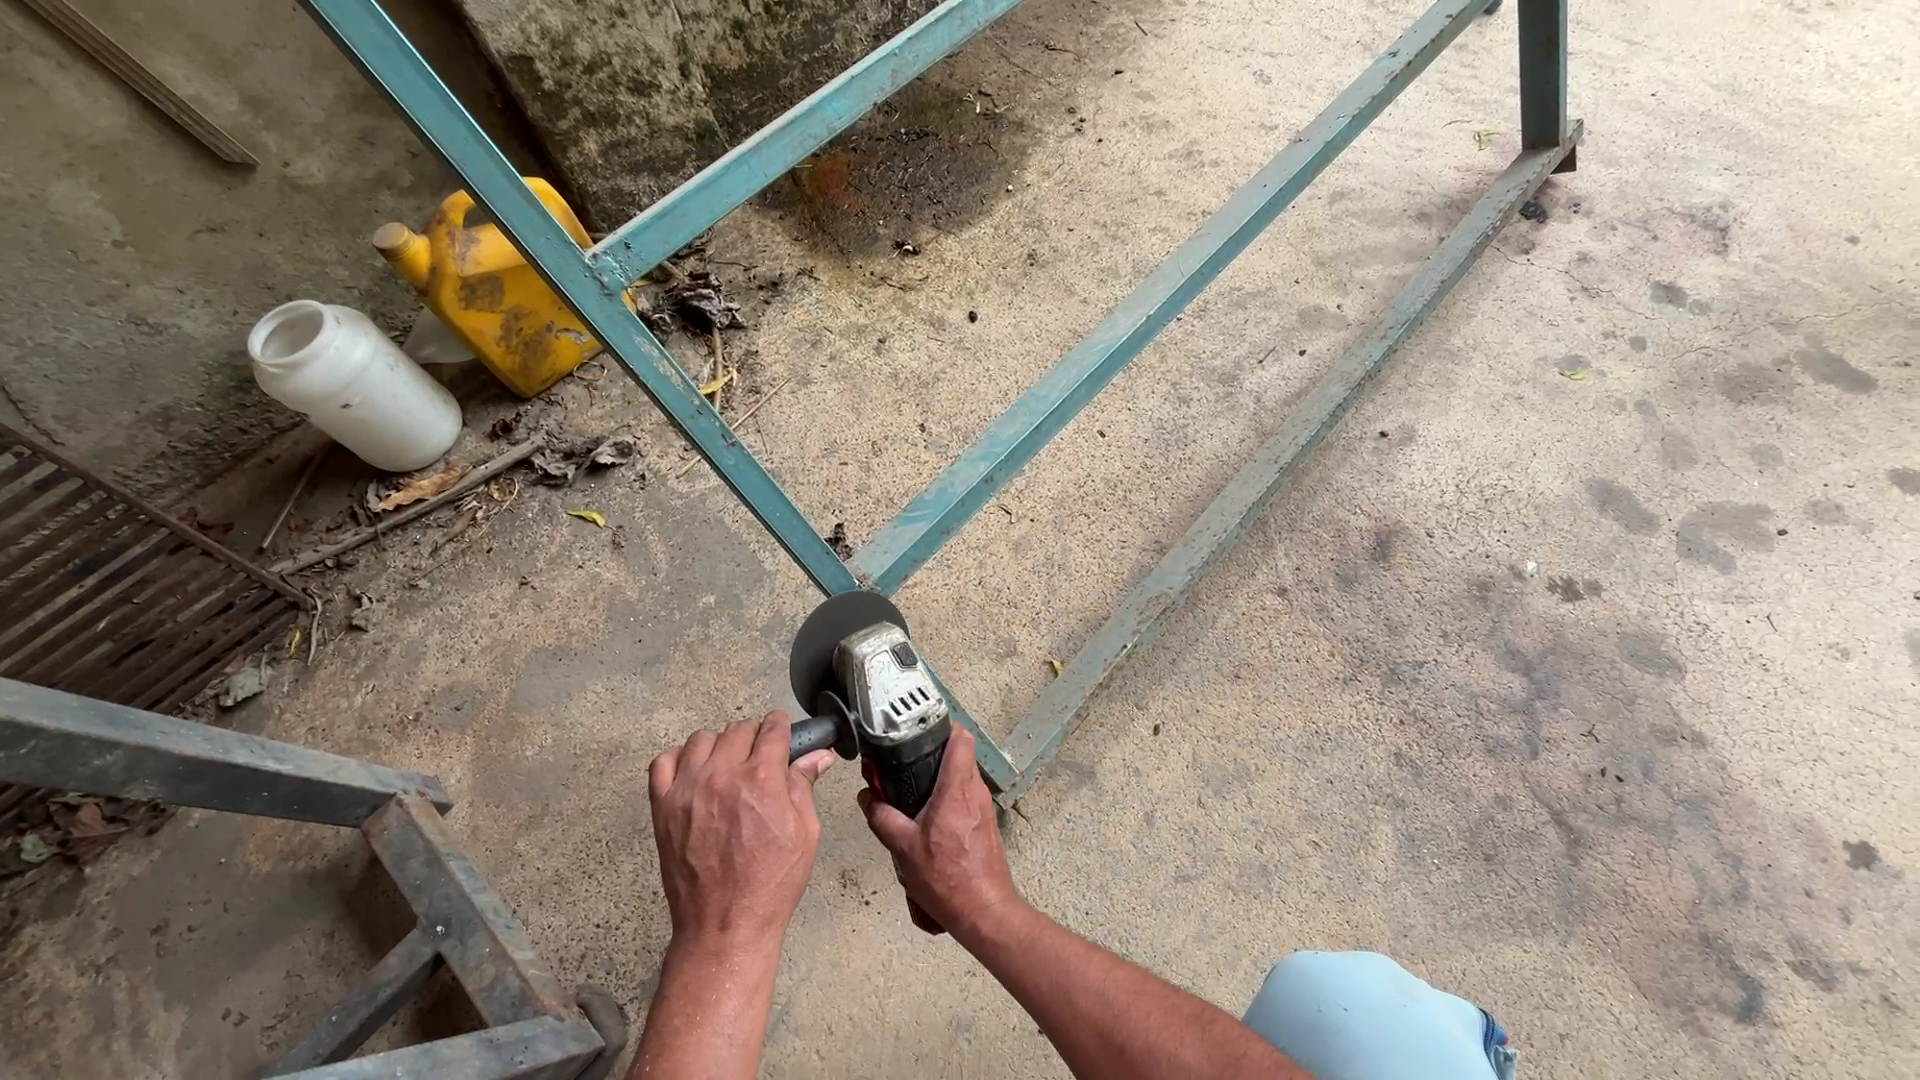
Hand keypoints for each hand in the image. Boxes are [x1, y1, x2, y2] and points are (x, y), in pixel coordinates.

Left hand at [648, 711, 835, 956]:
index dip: (782, 727)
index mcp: (762, 779)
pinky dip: (679, 760)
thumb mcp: (805, 833)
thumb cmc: (772, 882)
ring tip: (728, 767)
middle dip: (755, 736)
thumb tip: (818, 756)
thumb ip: (804, 786)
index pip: (772, 728)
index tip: (784, 733)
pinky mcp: (662, 806)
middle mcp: (722, 775)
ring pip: (702, 739)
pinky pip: (663, 762)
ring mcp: (687, 789)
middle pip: (738, 729)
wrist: (725, 925)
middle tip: (761, 757)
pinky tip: (694, 775)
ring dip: (720, 746)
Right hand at [858, 726, 1022, 941]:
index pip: (961, 738)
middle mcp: (976, 792)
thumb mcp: (903, 848)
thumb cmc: (948, 879)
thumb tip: (867, 798)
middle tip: (910, 763)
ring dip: (942, 779)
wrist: (984, 911)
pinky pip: (968, 797)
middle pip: (960, 754)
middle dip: (936, 754)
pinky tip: (931, 819)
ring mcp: (984, 808)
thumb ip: (882, 817)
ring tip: (917, 794)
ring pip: (964, 777)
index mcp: (957, 789)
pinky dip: (950, 798)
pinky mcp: (986, 823)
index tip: (923, 730)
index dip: (943, 726)